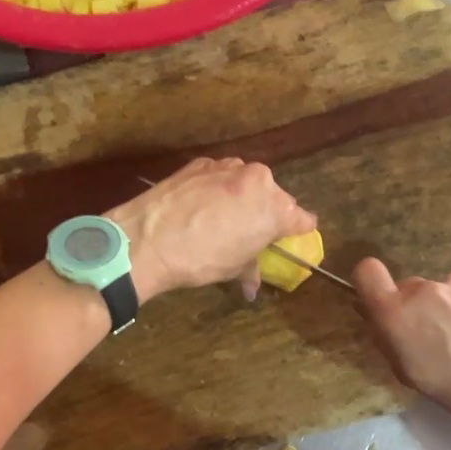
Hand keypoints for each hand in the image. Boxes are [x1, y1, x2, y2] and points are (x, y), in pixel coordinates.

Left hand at [107, 158, 316, 299]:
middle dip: (264, 214)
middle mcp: (258, 180)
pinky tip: (199, 208)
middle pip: (273, 197)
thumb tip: (252, 286)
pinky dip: (216, 190)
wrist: (148, 240)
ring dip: (240, 198)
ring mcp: (228, 166)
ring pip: (246, 183)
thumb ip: (250, 269)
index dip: (297, 231)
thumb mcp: (232, 268)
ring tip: (219, 221)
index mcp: (276, 208)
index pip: (303, 219)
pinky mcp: (201, 163)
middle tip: (248, 234)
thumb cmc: (200, 259)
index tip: (290, 238)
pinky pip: (219, 177)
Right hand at [353, 258, 450, 444]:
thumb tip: (385, 322)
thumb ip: (391, 341)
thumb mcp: (412, 376)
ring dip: (448, 309)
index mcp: (398, 314)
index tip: (382, 301)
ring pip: (443, 292)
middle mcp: (425, 289)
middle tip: (437, 339)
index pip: (367, 272)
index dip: (370, 283)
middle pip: (409, 289)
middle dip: (416, 309)